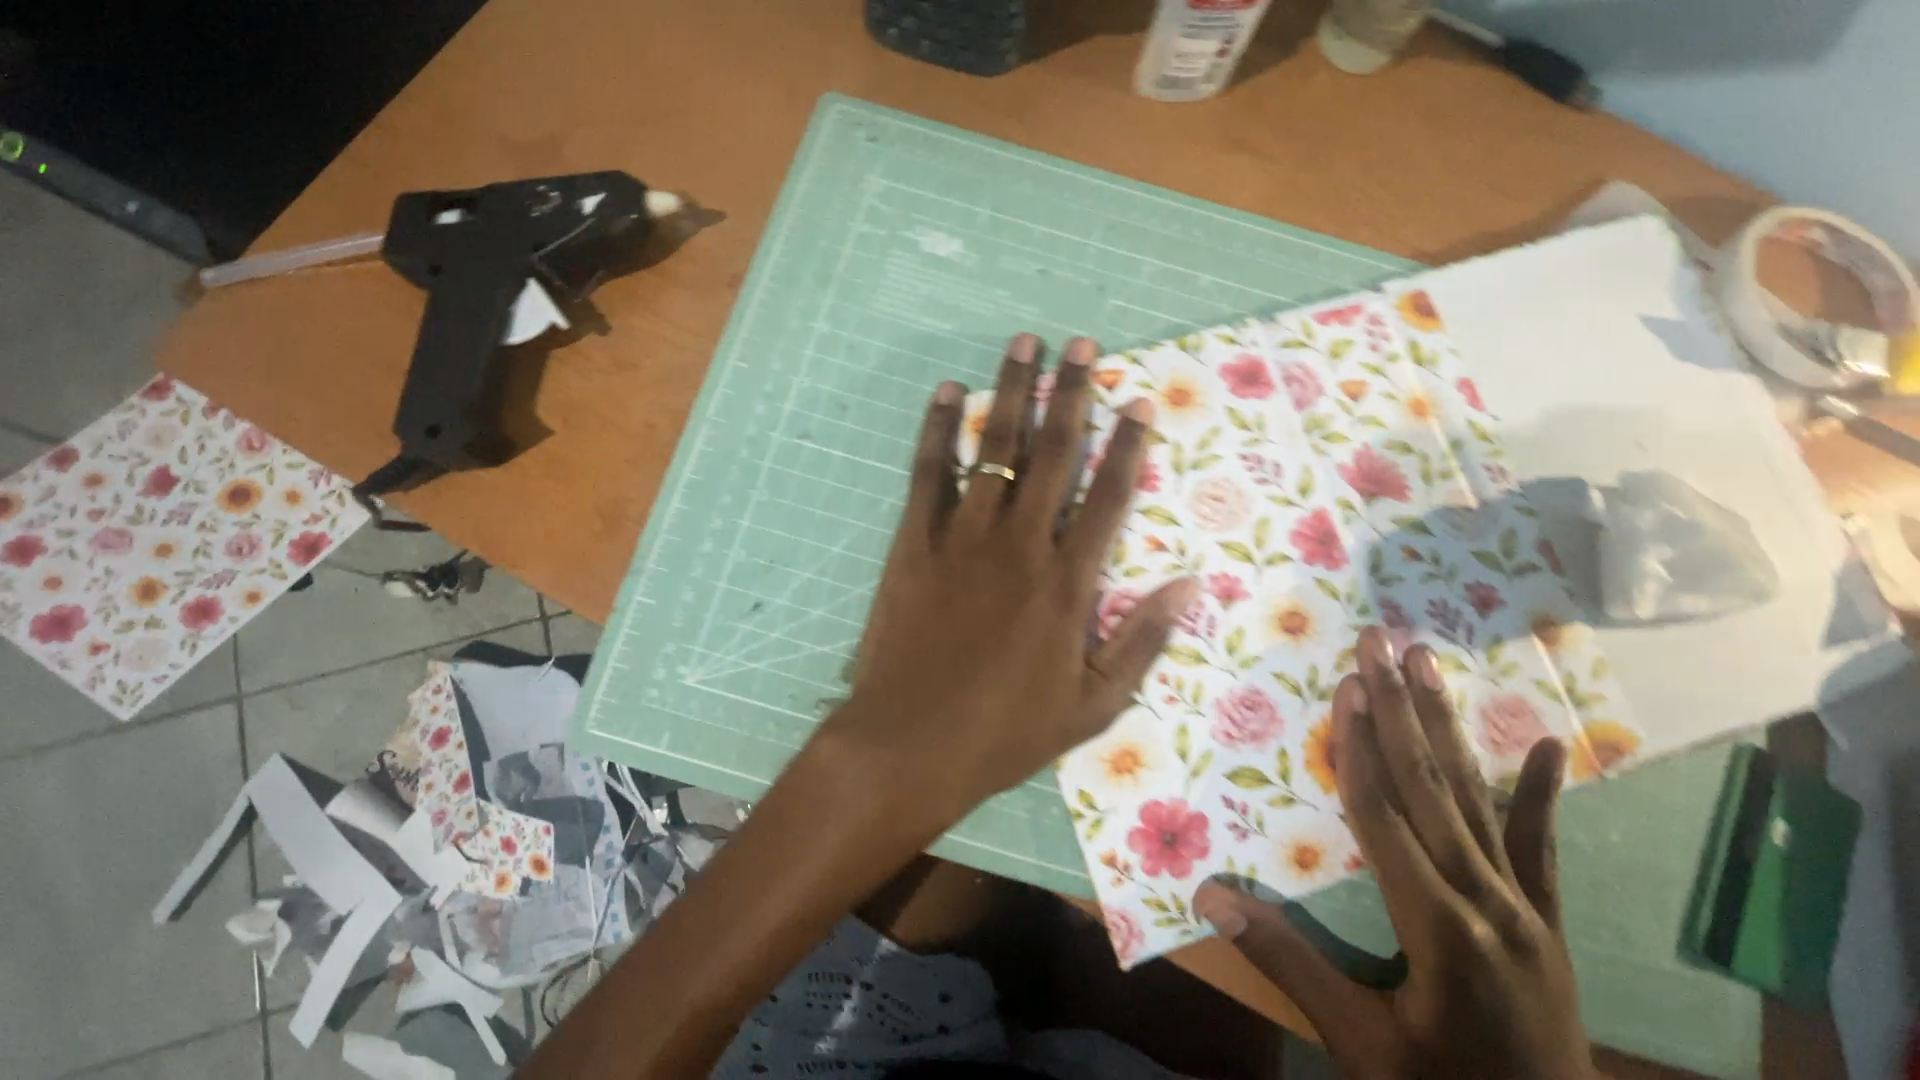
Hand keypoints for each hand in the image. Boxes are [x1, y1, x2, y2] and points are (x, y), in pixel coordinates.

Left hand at [820, 333, 1196, 827]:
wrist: (908, 744)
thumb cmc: (1004, 733)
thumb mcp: (1092, 705)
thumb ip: (1141, 641)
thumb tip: (1189, 585)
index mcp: (1067, 584)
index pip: (1108, 498)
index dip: (1127, 447)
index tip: (1138, 403)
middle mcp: (1019, 546)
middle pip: (1054, 455)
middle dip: (1071, 395)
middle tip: (1082, 346)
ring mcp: (962, 540)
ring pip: (995, 452)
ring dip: (1012, 394)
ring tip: (1024, 344)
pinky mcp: (913, 545)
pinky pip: (928, 475)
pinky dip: (939, 432)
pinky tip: (949, 395)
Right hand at [1195, 627, 1596, 1079]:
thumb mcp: (1357, 1041)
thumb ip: (1288, 963)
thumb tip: (1212, 896)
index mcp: (1437, 926)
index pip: (1384, 816)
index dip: (1359, 748)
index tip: (1347, 685)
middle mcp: (1486, 900)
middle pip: (1430, 788)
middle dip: (1400, 710)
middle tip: (1383, 643)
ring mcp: (1524, 907)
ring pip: (1478, 801)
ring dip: (1447, 728)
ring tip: (1430, 666)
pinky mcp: (1545, 921)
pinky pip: (1540, 847)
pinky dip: (1540, 795)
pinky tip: (1548, 746)